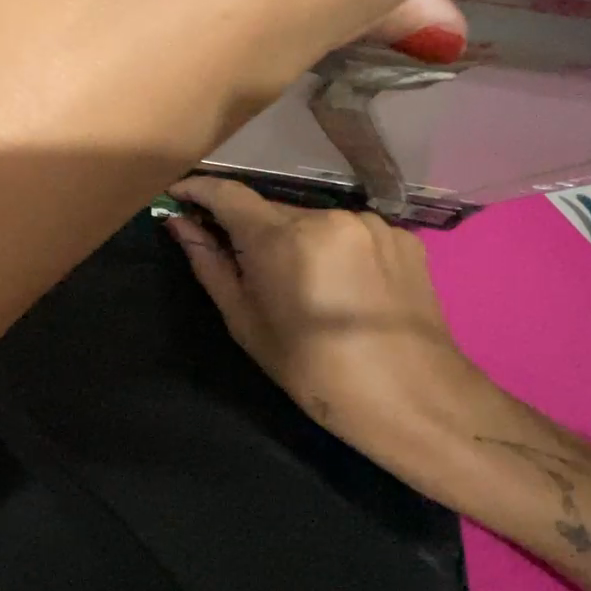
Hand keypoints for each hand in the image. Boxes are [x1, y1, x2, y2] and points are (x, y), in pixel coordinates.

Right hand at [163, 176, 491, 451]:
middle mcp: (327, 216)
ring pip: (311, 219)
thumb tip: (179, 224)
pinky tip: (340, 284)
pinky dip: (333, 248)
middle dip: (249, 228)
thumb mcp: (244, 319)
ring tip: (298, 282)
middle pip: (270, 208)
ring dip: (294, 239)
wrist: (412, 399)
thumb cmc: (311, 367)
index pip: (227, 193)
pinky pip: (349, 231)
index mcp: (282, 237)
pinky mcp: (403, 236)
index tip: (178, 196)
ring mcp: (370, 223)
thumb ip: (209, 262)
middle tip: (240, 262)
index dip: (198, 190)